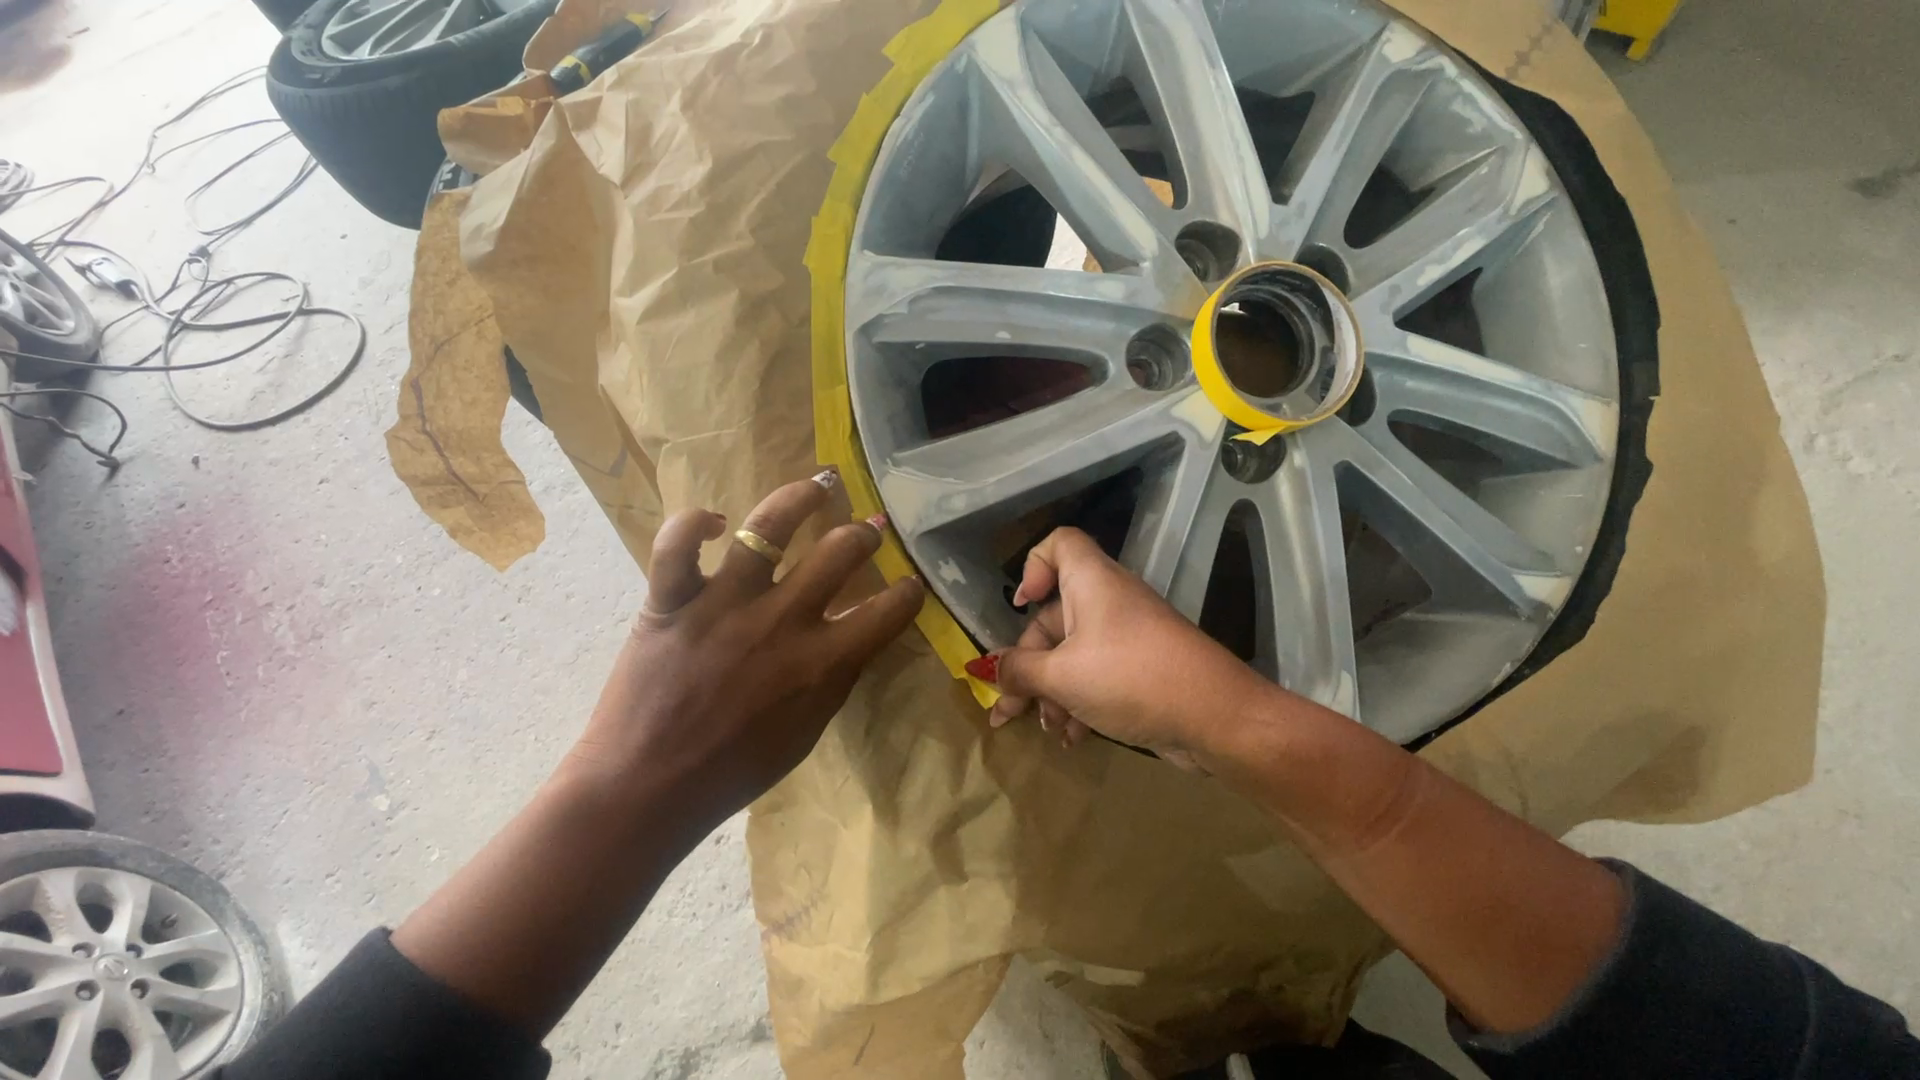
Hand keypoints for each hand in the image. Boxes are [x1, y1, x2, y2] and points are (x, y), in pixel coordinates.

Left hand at [570, 472, 924, 827]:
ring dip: (800, 499)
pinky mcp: (670, 600)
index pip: (886, 612)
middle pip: (838, 553)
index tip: (910, 584)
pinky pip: (678, 544)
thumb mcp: (806, 733)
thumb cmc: (734, 772)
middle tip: (866, 531)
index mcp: (820, 662)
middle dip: (863, 535)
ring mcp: (722, 604)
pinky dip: (693, 523)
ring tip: (817, 487)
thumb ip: (833, 680)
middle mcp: (780, 621)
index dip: (908, 592)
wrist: (647, 788)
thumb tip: (851, 640)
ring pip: (768, 525)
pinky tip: (715, 522)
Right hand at [978, 527, 1278, 764]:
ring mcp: (1126, 638)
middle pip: (1053, 617)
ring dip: (1051, 693)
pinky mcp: (1140, 671)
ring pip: (1072, 655)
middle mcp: (1108, 602)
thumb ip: (1019, 671)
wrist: (1215, 717)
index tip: (1020, 607)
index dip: (1032, 566)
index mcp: (1090, 583)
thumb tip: (989, 669)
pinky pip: (1096, 678)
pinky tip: (1071, 739)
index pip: (1059, 544)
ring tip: (1047, 730)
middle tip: (1010, 707)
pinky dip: (1078, 703)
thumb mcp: (1062, 676)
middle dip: (1028, 664)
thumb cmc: (1131, 678)